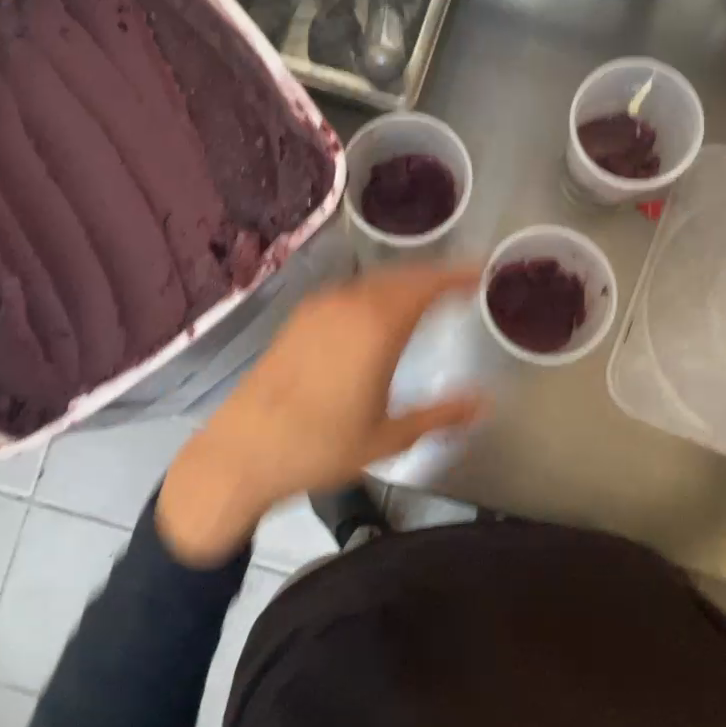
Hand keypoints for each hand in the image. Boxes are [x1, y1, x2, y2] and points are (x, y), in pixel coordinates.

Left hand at [156, 265, 487, 565]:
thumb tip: (483, 403)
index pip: (426, 285)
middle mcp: (347, 306)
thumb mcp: (388, 438)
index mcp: (376, 328)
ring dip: (402, 284)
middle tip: (461, 284)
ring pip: (372, 283)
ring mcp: (318, 309)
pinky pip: (348, 293)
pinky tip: (377, 315)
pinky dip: (374, 294)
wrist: (242, 453)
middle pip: (400, 277)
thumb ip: (441, 416)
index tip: (481, 273)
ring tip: (426, 296)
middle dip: (433, 277)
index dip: (457, 276)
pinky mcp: (298, 320)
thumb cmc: (320, 448)